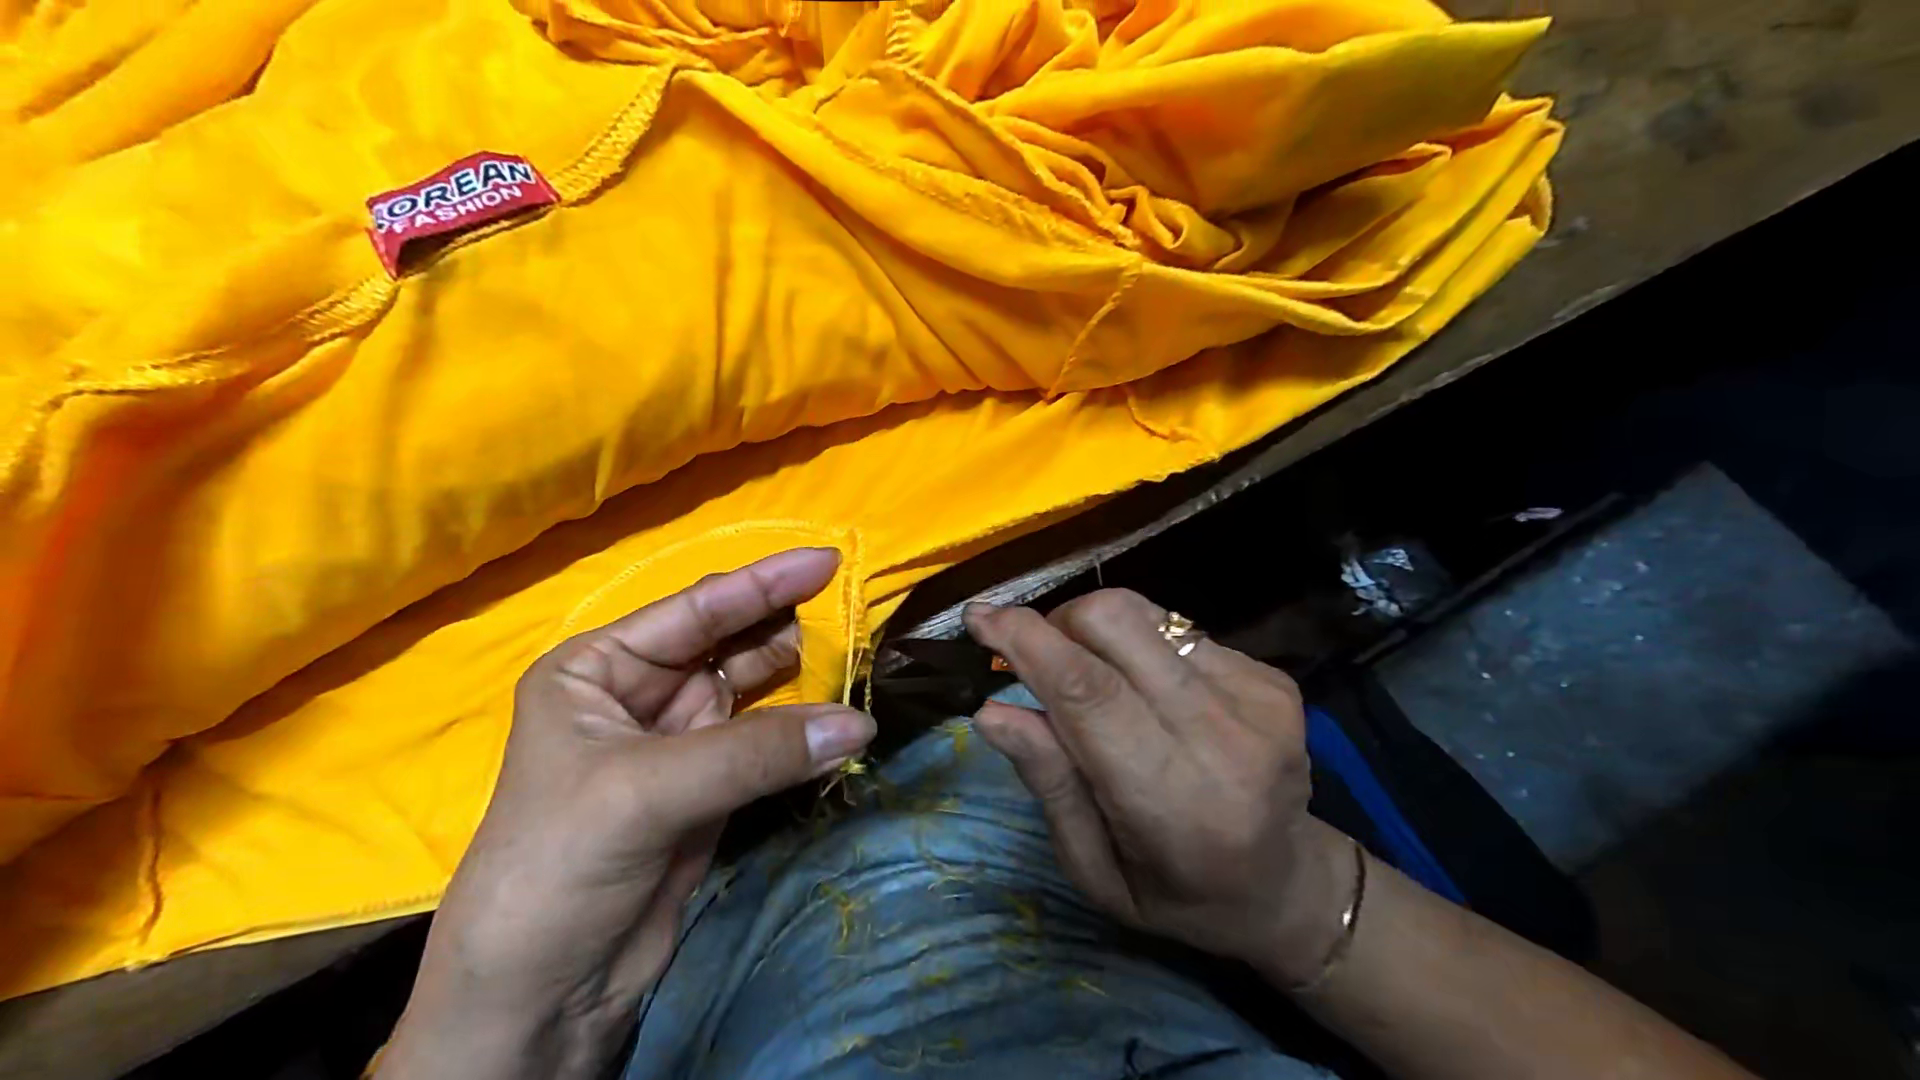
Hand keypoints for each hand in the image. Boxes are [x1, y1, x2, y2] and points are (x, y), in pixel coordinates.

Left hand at [380, 548, 876, 1079]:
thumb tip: (858, 724)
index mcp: (601, 668)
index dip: (763, 582)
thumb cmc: (556, 866)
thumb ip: (755, 753)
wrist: (540, 996)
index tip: (828, 559)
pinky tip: (840, 725)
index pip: (696, 610)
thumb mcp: (645, 793)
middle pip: (733, 642)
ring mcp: (684, 739)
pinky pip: (773, 741)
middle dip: (787, 627)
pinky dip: (807, 731)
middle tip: (850, 617)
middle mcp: (644, 692)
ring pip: (759, 689)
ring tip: (853, 667)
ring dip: (803, 678)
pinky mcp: (716, 785)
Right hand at [964, 589, 1352, 985]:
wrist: (1289, 885)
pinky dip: (1139, 647)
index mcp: (1174, 800)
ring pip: (1142, 614)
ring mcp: (1256, 698)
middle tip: (1039, 659)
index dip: (1026, 641)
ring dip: (1094, 632)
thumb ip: (1049, 783)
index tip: (977, 617)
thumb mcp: (1094, 868)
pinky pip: (1175, 629)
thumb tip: (992, 711)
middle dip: (1055, 623)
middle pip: (1115, 624)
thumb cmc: (1177, 893)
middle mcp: (1224, 736)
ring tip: (1096, 679)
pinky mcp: (1270, 676)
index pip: (1088, 691)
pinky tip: (1149, 691)